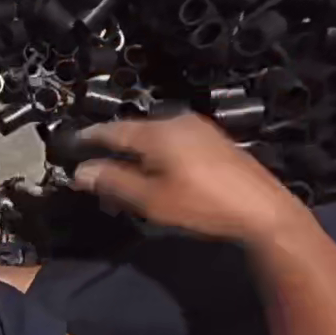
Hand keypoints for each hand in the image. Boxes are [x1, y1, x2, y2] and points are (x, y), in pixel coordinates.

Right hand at [74, 114, 312, 242]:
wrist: (263, 212)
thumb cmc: (202, 206)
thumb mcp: (150, 200)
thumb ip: (113, 182)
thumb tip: (81, 172)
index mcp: (158, 132)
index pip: (112, 130)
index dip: (89, 138)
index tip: (72, 144)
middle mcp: (177, 123)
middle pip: (133, 132)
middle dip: (112, 151)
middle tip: (96, 172)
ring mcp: (198, 130)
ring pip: (153, 138)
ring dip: (135, 155)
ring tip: (125, 178)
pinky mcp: (213, 142)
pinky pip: (171, 143)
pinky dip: (155, 156)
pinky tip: (156, 176)